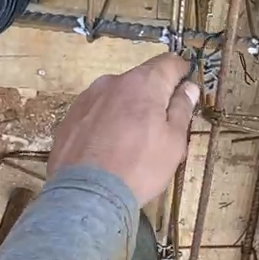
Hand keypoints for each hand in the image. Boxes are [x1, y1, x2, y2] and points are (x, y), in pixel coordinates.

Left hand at [49, 52, 200, 203]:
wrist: (86, 197)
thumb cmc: (139, 168)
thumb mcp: (174, 143)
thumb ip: (181, 110)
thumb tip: (188, 88)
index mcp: (143, 83)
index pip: (168, 62)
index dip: (181, 73)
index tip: (186, 89)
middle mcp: (113, 82)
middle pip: (141, 80)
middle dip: (154, 96)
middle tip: (161, 127)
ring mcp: (87, 98)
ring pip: (117, 96)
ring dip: (128, 109)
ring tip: (131, 142)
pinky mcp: (69, 117)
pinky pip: (96, 112)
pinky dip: (106, 123)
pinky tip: (108, 148)